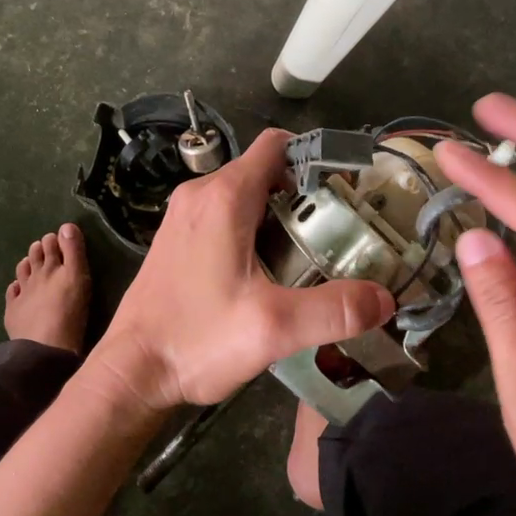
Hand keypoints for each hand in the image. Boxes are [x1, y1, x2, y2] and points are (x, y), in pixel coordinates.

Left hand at [92, 128, 395, 410]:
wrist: (130, 371)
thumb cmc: (197, 339)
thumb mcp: (274, 328)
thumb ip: (334, 310)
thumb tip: (385, 298)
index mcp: (223, 196)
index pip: (275, 144)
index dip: (313, 156)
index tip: (343, 188)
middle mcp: (199, 193)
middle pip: (262, 171)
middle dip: (301, 193)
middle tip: (337, 231)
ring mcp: (182, 215)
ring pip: (242, 194)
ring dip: (277, 213)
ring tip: (310, 253)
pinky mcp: (175, 238)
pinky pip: (221, 214)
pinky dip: (250, 227)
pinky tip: (268, 270)